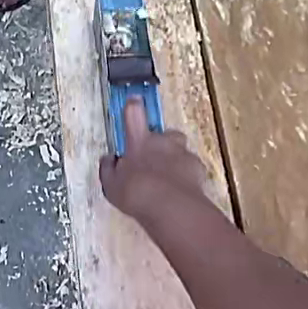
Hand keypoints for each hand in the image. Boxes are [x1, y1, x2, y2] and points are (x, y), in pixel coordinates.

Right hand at [99, 96, 210, 224]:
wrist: (172, 208)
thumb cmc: (137, 194)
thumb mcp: (111, 185)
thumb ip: (109, 169)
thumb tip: (109, 159)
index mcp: (139, 141)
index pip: (134, 113)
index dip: (133, 106)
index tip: (134, 100)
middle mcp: (163, 142)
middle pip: (164, 133)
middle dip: (159, 144)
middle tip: (151, 162)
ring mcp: (183, 153)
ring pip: (179, 150)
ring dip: (174, 159)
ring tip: (166, 179)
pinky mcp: (198, 168)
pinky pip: (190, 166)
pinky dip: (186, 174)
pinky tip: (179, 189)